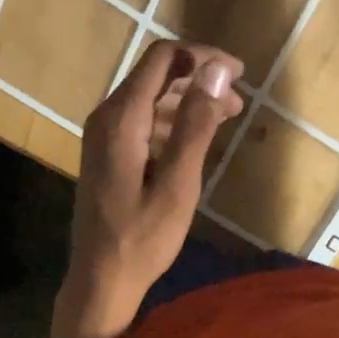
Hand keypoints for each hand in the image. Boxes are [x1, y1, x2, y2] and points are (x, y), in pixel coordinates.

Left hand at [58, 40, 244, 337]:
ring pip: (148, 99)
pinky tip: (191, 143)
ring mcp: (101, 138)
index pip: (164, 58)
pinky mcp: (104, 158)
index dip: (204, 56)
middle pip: (155, 75)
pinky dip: (169, 123)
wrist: (101, 280)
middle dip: (198, 79)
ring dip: (186, 103)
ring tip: (223, 120)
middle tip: (236, 102)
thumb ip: (195, 126)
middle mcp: (105, 118)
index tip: (237, 74)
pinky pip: (139, 123)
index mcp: (121, 119)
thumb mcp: (177, 186)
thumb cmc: (141, 241)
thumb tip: (216, 71)